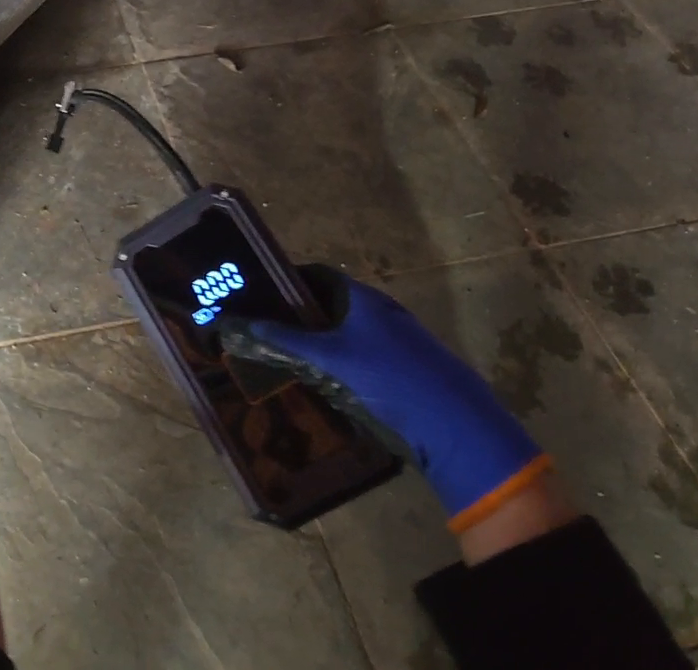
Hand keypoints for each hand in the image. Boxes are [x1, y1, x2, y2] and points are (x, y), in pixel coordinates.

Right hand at [221, 266, 548, 532]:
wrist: (453, 422)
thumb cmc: (387, 377)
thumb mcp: (329, 358)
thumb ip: (286, 339)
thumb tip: (243, 322)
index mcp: (362, 297)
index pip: (318, 274)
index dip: (287, 280)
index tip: (259, 293)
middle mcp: (379, 310)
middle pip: (330, 302)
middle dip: (298, 314)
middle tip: (265, 328)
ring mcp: (395, 337)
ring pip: (345, 329)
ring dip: (317, 339)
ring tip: (285, 355)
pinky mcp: (404, 365)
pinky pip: (361, 352)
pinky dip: (338, 359)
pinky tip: (322, 379)